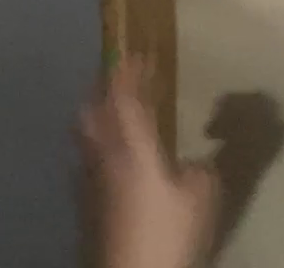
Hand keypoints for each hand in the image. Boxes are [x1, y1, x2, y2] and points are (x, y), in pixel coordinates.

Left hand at [80, 57, 219, 267]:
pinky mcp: (83, 199)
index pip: (123, 93)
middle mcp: (103, 149)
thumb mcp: (200, 199)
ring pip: (85, 129)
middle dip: (104, 84)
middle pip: (94, 105)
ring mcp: (88, 174)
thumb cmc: (165, 232)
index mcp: (131, 140)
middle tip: (118, 73)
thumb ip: (201, 171)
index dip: (128, 69)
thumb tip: (197, 161)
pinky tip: (106, 152)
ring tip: (109, 105)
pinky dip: (94, 140)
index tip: (135, 51)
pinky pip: (85, 154)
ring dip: (96, 109)